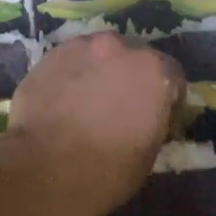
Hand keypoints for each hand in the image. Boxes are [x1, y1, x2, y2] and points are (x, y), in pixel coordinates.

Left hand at [0, 32, 185, 215]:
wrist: (44, 169)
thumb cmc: (106, 170)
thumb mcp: (149, 151)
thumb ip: (154, 116)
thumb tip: (148, 110)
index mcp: (152, 70)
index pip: (172, 74)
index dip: (168, 94)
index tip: (159, 113)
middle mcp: (118, 46)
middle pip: (134, 56)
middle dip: (132, 76)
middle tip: (122, 105)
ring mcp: (81, 46)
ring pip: (100, 53)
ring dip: (102, 70)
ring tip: (90, 100)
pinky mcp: (51, 53)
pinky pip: (72, 60)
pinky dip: (74, 74)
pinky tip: (65, 99)